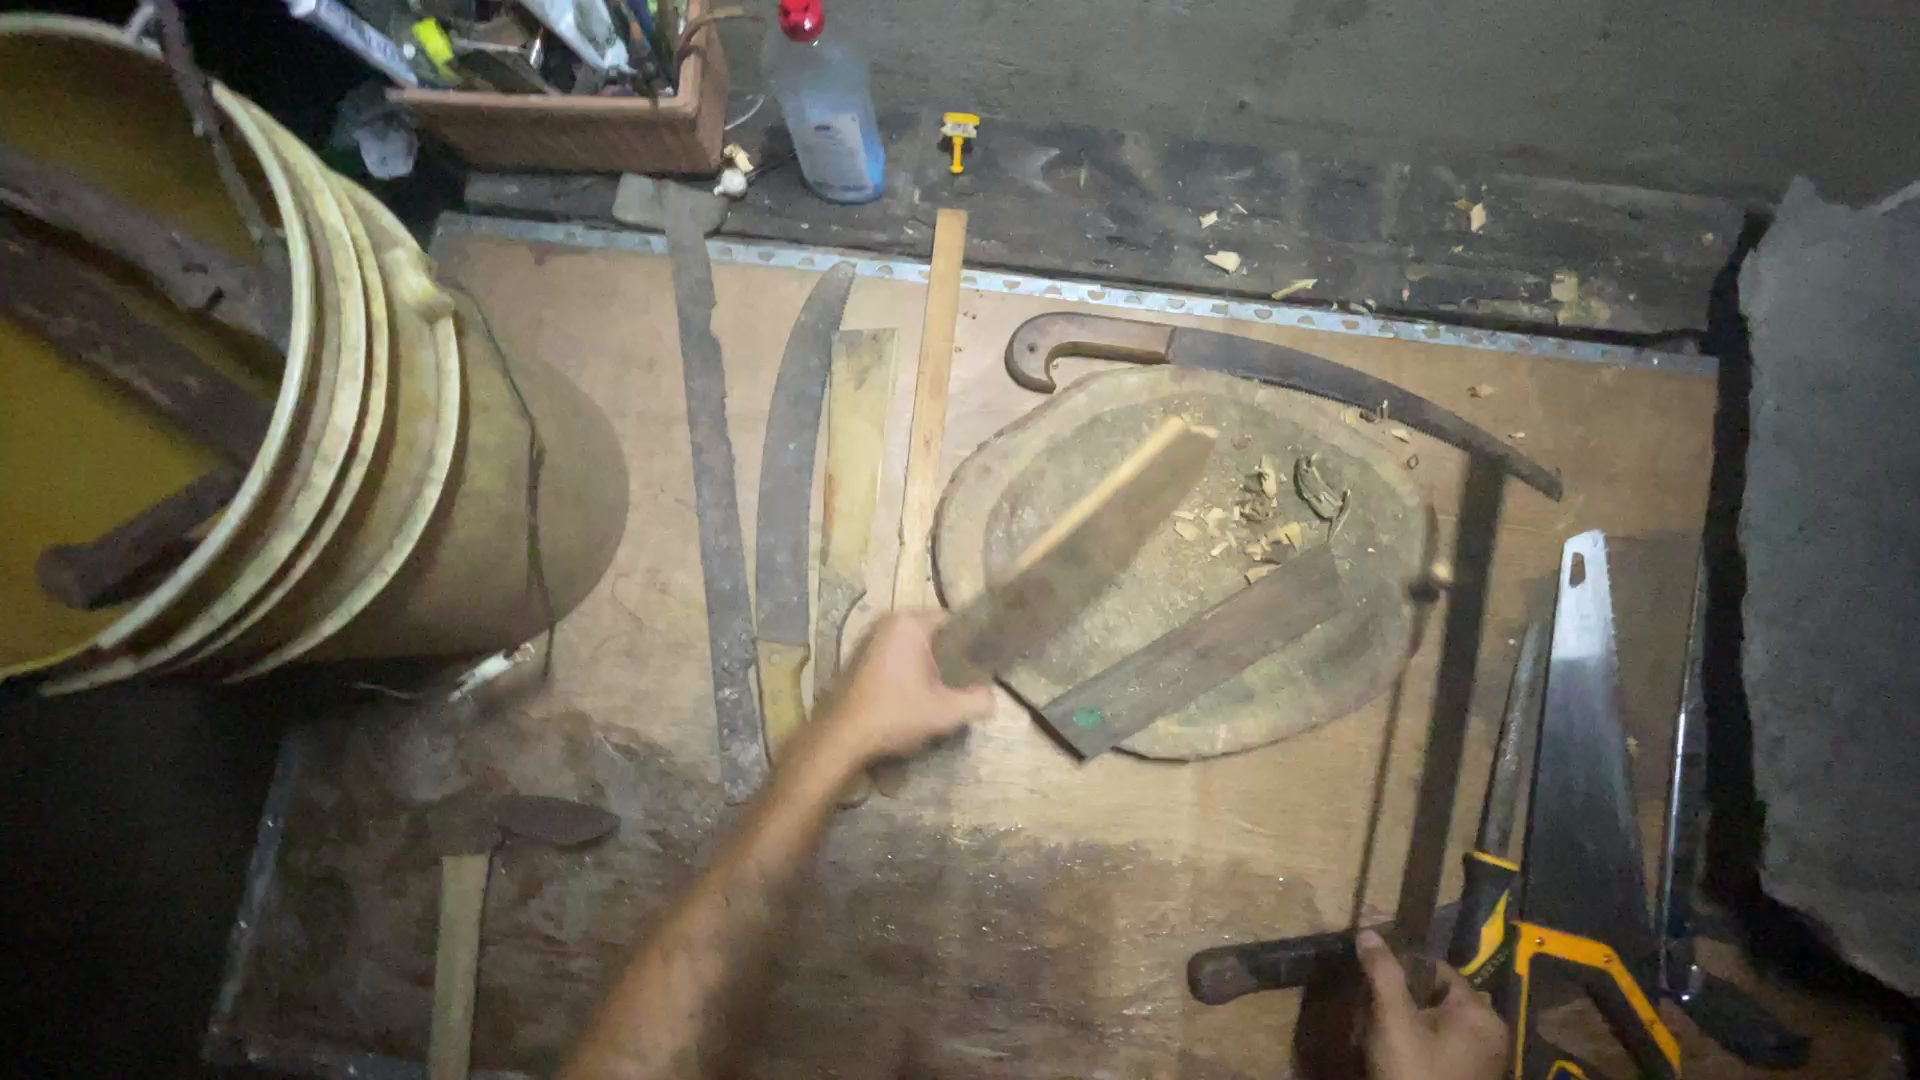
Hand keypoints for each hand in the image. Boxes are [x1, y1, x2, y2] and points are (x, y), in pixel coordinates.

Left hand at [816, 611, 994, 763]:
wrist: (841, 737)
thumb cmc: (895, 714)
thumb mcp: (946, 712)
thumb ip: (977, 701)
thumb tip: (991, 697)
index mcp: (909, 623)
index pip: (954, 621)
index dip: (972, 642)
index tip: (982, 666)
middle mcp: (888, 621)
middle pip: (933, 634)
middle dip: (949, 656)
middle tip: (964, 682)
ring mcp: (869, 637)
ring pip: (913, 647)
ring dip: (928, 665)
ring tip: (942, 690)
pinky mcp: (859, 657)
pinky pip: (895, 656)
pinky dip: (908, 670)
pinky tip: (914, 695)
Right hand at [1358, 930, 1508, 1079]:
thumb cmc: (1414, 1074)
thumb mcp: (1393, 1019)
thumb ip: (1383, 972)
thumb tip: (1369, 931)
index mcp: (1479, 1014)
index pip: (1433, 967)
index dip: (1399, 968)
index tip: (1369, 979)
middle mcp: (1488, 1032)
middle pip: (1430, 993)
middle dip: (1395, 997)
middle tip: (1368, 1009)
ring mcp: (1480, 1058)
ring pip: (1429, 1018)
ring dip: (1398, 1020)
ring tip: (1373, 1032)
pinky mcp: (1466, 1076)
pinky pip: (1436, 1043)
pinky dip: (1410, 1041)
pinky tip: (1388, 1053)